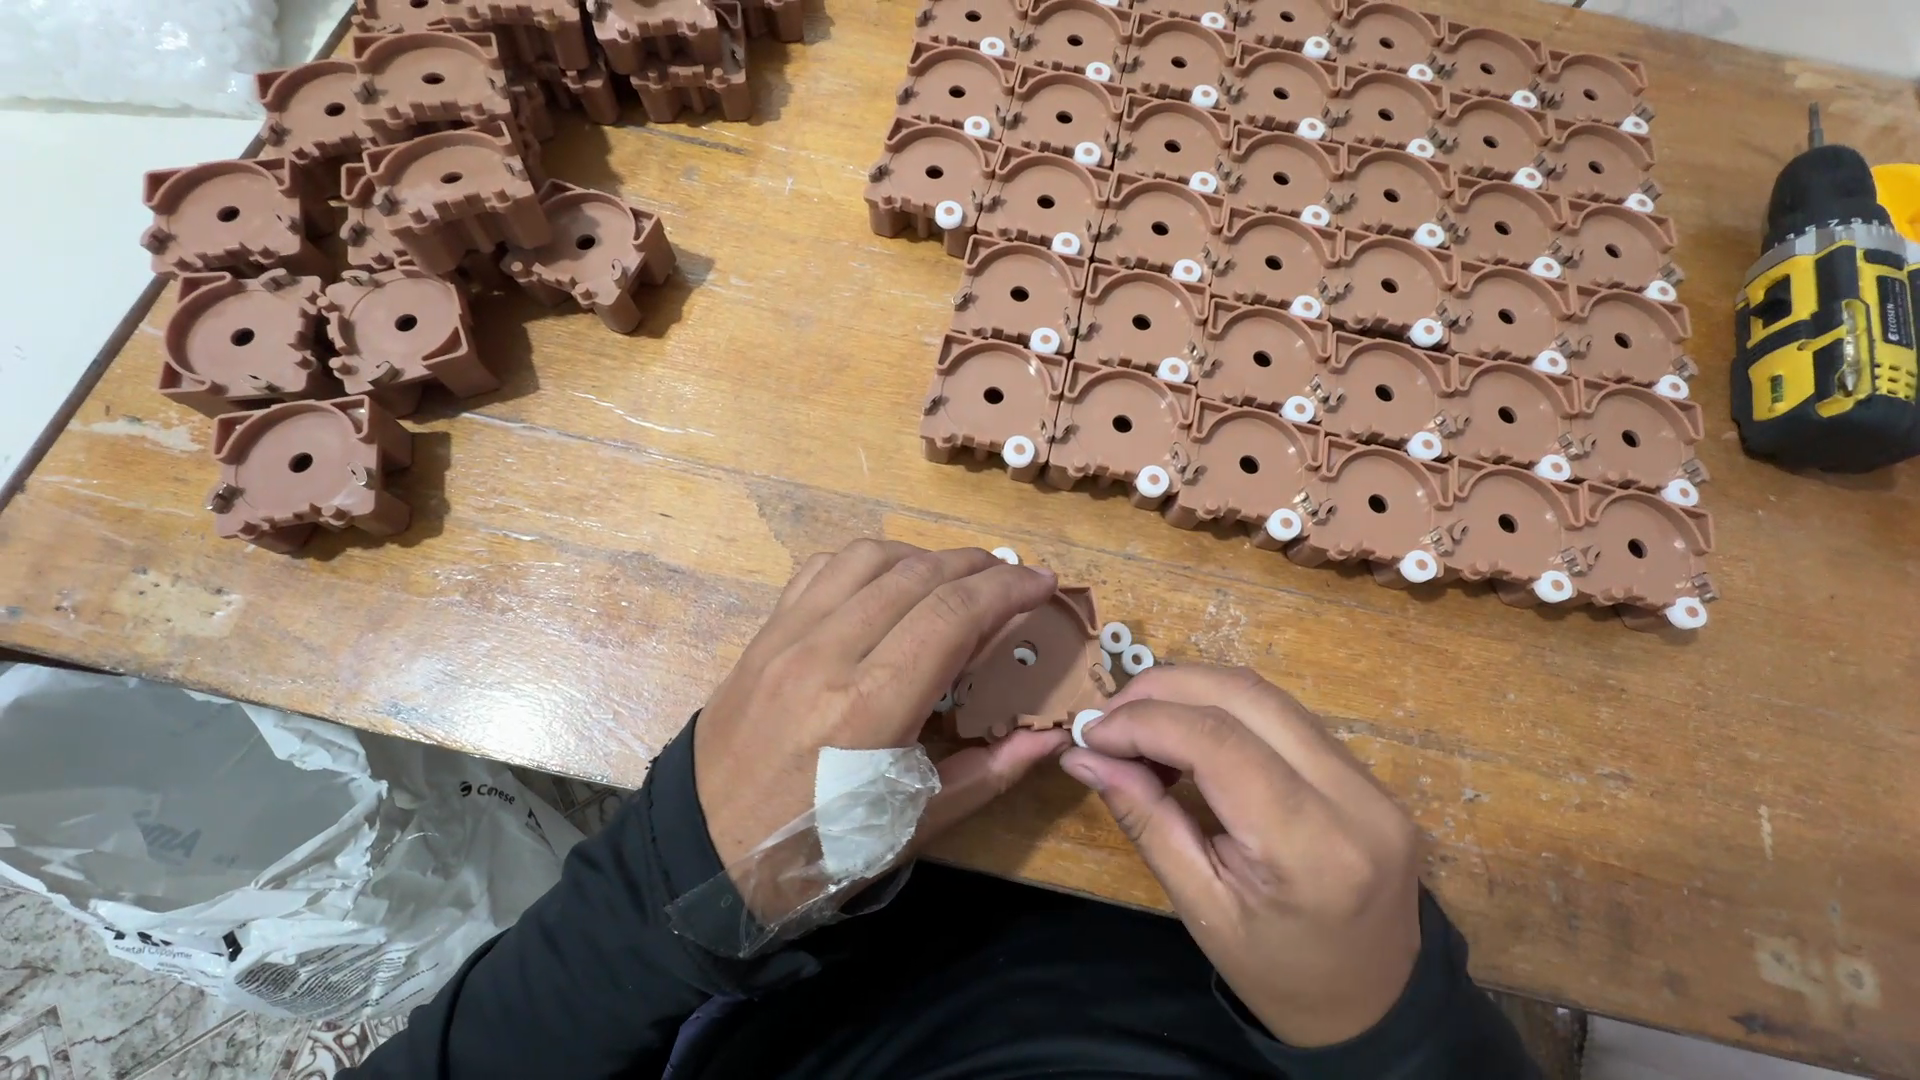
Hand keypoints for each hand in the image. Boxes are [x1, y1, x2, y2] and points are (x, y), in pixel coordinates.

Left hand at [695, 541, 1070, 879]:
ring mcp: (787, 636)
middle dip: (978, 565)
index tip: (1043, 583)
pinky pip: (821, 569)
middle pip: (917, 575)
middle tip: (1014, 576)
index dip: (1007, 589)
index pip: (951, 615)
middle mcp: (827, 654)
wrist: (706, 854)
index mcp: (870, 708)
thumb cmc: (820, 849)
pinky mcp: (764, 634)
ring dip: (924, 555)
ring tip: (957, 576)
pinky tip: (888, 583)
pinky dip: (868, 562)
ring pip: (867, 558)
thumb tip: (1053, 737)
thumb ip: (990, 773)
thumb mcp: (913, 826)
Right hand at [1058, 665, 1421, 1047]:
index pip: (1218, 743)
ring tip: (1139, 722)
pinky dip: (1222, 709)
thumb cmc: (1277, 974)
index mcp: (1311, 847)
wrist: (1375, 1007)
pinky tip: (1186, 733)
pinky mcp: (1367, 774)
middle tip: (1107, 717)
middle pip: (1244, 696)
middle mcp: (1353, 796)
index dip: (1144, 722)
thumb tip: (1083, 755)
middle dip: (1162, 690)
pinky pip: (1284, 715)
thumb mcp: (1200, 907)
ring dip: (1191, 691)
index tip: (1089, 732)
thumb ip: (1144, 819)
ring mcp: (1369, 780)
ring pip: (1265, 694)